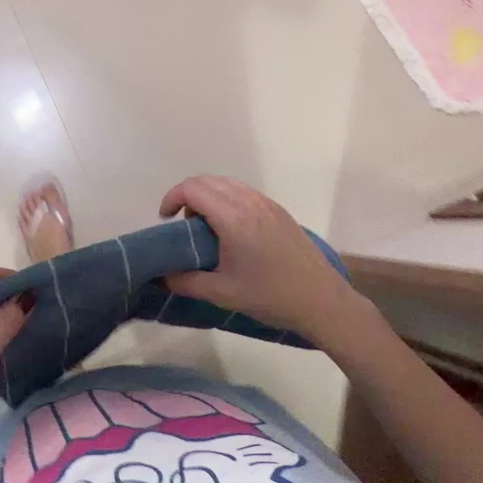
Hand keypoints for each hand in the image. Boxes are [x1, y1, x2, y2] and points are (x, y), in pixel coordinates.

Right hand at [159, 176, 371, 349]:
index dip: (171, 198)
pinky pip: (243, 191)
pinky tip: (231, 227)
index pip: (192, 188)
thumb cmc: (270, 296)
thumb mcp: (222, 293)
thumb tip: (160, 276)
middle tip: (183, 224)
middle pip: (206, 180)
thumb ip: (186, 282)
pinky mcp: (278, 210)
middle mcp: (248, 201)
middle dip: (187, 195)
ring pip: (226, 183)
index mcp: (232, 217)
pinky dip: (227, 198)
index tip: (166, 219)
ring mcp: (266, 203)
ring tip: (205, 225)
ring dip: (208, 195)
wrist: (322, 302)